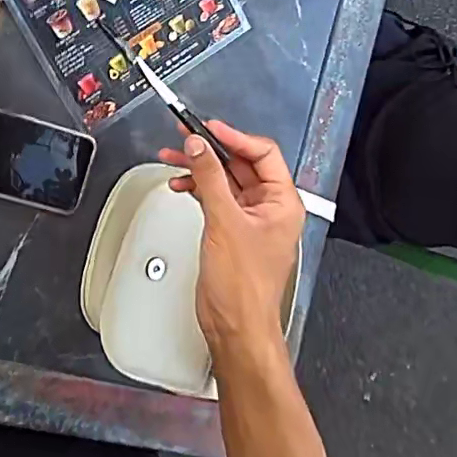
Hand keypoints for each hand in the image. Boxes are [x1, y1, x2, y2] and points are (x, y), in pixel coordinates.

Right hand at [158, 121, 304, 348]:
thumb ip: (209, 178)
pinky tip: (180, 183)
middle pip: (240, 163)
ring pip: (224, 179)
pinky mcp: (231, 229)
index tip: (208, 128)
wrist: (235, 328)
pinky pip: (214, 196)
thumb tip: (198, 145)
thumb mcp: (224, 222)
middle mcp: (269, 207)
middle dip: (211, 150)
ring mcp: (249, 218)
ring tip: (173, 156)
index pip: (262, 153)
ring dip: (199, 168)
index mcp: (282, 201)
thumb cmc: (244, 287)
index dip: (234, 137)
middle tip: (185, 136)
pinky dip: (197, 187)